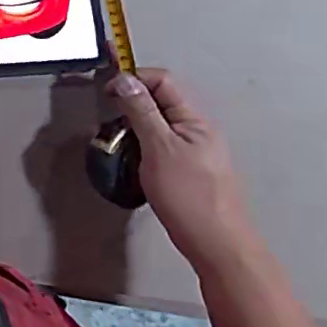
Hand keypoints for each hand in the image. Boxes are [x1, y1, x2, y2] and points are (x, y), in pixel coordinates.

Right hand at [107, 67, 260, 272]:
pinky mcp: (186, 169)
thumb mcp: (158, 148)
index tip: (109, 92)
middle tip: (110, 118)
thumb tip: (125, 79)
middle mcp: (196, 130)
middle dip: (131, 103)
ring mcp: (192, 151)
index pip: (162, 81)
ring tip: (118, 141)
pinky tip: (132, 159)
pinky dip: (141, 144)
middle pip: (159, 100)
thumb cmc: (190, 197)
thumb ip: (141, 111)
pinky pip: (159, 143)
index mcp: (194, 120)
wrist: (217, 247)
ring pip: (156, 123)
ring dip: (134, 126)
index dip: (133, 79)